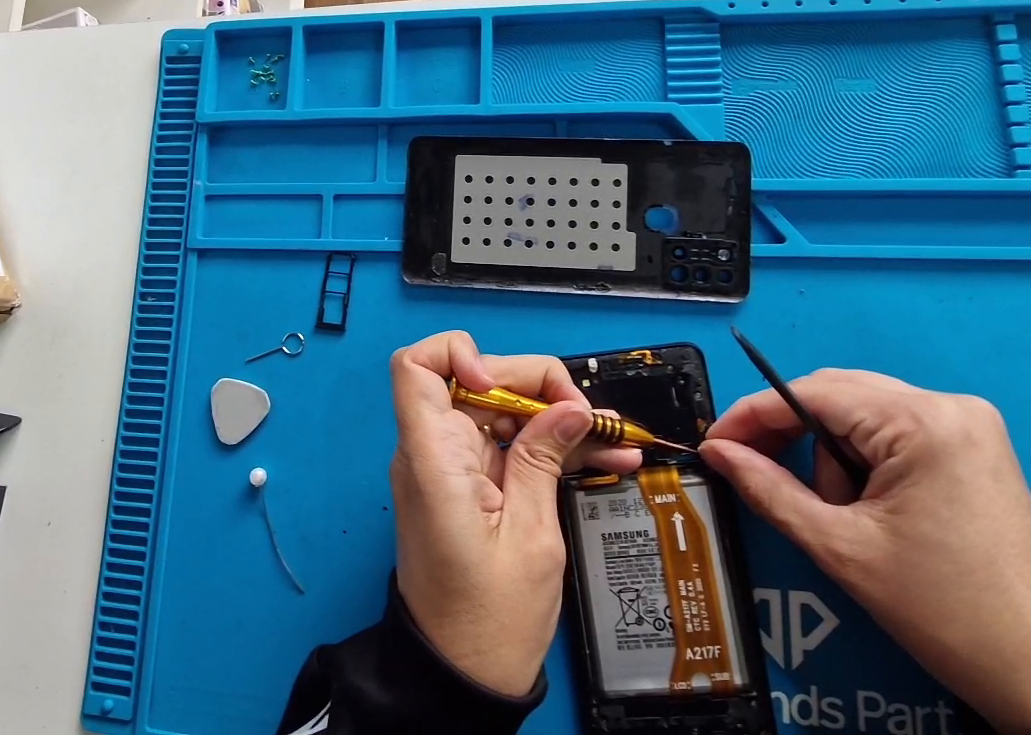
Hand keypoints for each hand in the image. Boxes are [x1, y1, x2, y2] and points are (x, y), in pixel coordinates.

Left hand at [389, 331, 640, 697]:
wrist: (462, 676)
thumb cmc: (487, 620)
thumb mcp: (532, 536)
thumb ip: (545, 459)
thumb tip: (569, 407)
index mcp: (434, 458)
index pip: (416, 366)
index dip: (460, 354)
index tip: (504, 386)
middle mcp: (436, 452)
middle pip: (480, 380)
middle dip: (537, 387)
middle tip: (588, 418)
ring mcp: (455, 466)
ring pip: (505, 412)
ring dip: (558, 418)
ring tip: (613, 437)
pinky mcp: (474, 483)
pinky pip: (512, 446)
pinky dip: (554, 447)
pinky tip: (605, 456)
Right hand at [698, 369, 1030, 734]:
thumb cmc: (944, 610)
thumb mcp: (841, 549)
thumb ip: (769, 490)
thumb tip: (717, 451)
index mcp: (922, 423)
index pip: (811, 393)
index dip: (753, 414)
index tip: (714, 441)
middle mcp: (947, 405)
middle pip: (836, 394)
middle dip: (790, 433)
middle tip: (751, 469)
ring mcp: (965, 422)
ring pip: (859, 412)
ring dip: (830, 454)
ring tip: (840, 514)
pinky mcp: (971, 444)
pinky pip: (889, 429)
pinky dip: (860, 459)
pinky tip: (862, 503)